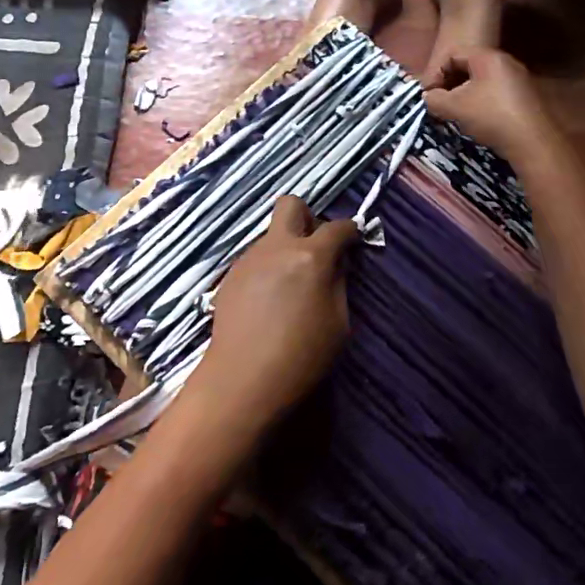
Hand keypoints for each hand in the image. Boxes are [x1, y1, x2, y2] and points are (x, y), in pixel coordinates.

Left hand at [189, 196, 357, 426]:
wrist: (242, 379)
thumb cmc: (301, 357)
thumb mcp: (338, 323)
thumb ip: (338, 283)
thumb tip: (336, 263)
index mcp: (310, 257)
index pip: (337, 227)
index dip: (350, 230)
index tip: (354, 240)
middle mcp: (277, 247)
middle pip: (291, 205)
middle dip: (308, 218)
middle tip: (315, 249)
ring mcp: (249, 258)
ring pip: (271, 235)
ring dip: (285, 248)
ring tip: (289, 288)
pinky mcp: (230, 275)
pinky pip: (256, 259)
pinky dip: (268, 268)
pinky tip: (267, 302)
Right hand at [422, 49, 556, 164]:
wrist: (532, 142)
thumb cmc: (490, 116)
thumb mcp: (453, 107)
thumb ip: (433, 98)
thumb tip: (428, 97)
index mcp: (487, 57)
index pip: (453, 55)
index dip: (436, 74)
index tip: (429, 95)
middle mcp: (506, 62)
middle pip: (468, 67)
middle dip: (449, 85)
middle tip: (440, 104)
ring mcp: (518, 80)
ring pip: (482, 82)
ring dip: (464, 95)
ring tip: (455, 114)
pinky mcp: (525, 97)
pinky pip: (496, 93)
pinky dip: (481, 103)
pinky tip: (477, 121)